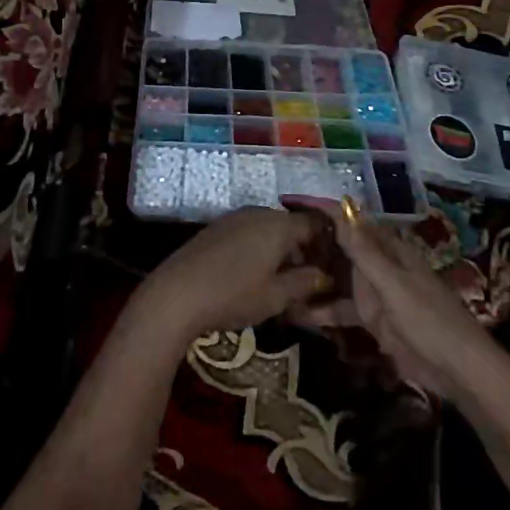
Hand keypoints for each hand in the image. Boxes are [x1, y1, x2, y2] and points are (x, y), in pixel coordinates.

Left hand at [131, 208, 330, 345]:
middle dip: (302, 249)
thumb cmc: (233, 294)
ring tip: (283, 283)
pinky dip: (258, 249)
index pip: (314, 223)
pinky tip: (255, 275)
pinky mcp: (215, 228)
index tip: (332, 268)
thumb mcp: (276, 296)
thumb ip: (305, 282)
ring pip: (268, 229)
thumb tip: (323, 275)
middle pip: (290, 225)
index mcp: (277, 224)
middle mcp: (256, 212)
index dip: (326, 244)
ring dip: (279, 251)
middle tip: (309, 281)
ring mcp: (233, 218)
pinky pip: (248, 233)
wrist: (176, 293)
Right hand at [285, 196, 492, 400]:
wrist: (458, 372)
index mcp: (389, 249)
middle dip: (311, 242)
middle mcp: (379, 264)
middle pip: (341, 246)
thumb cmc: (430, 321)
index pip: (351, 219)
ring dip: (313, 276)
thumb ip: (365, 252)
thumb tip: (341, 211)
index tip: (289, 203)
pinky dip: (322, 309)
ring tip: (279, 276)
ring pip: (338, 277)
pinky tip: (297, 314)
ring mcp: (375, 292)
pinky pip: (342, 308)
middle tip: (274, 242)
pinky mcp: (372, 319)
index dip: (323, 209)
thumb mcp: (394, 285)